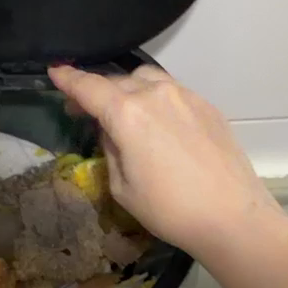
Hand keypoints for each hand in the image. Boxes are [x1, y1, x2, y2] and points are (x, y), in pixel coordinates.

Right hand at [49, 64, 287, 265]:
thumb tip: (114, 133)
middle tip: (83, 109)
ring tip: (120, 112)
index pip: (90, 88)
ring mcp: (186, 97)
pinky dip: (154, 99)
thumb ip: (112, 151)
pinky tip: (155, 124)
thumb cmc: (169, 209)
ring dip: (127, 90)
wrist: (231, 216)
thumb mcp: (122, 188)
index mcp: (128, 114)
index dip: (69, 79)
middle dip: (96, 91)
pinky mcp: (207, 106)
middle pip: (117, 81)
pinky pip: (171, 92)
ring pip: (147, 80)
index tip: (55, 71)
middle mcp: (156, 94)